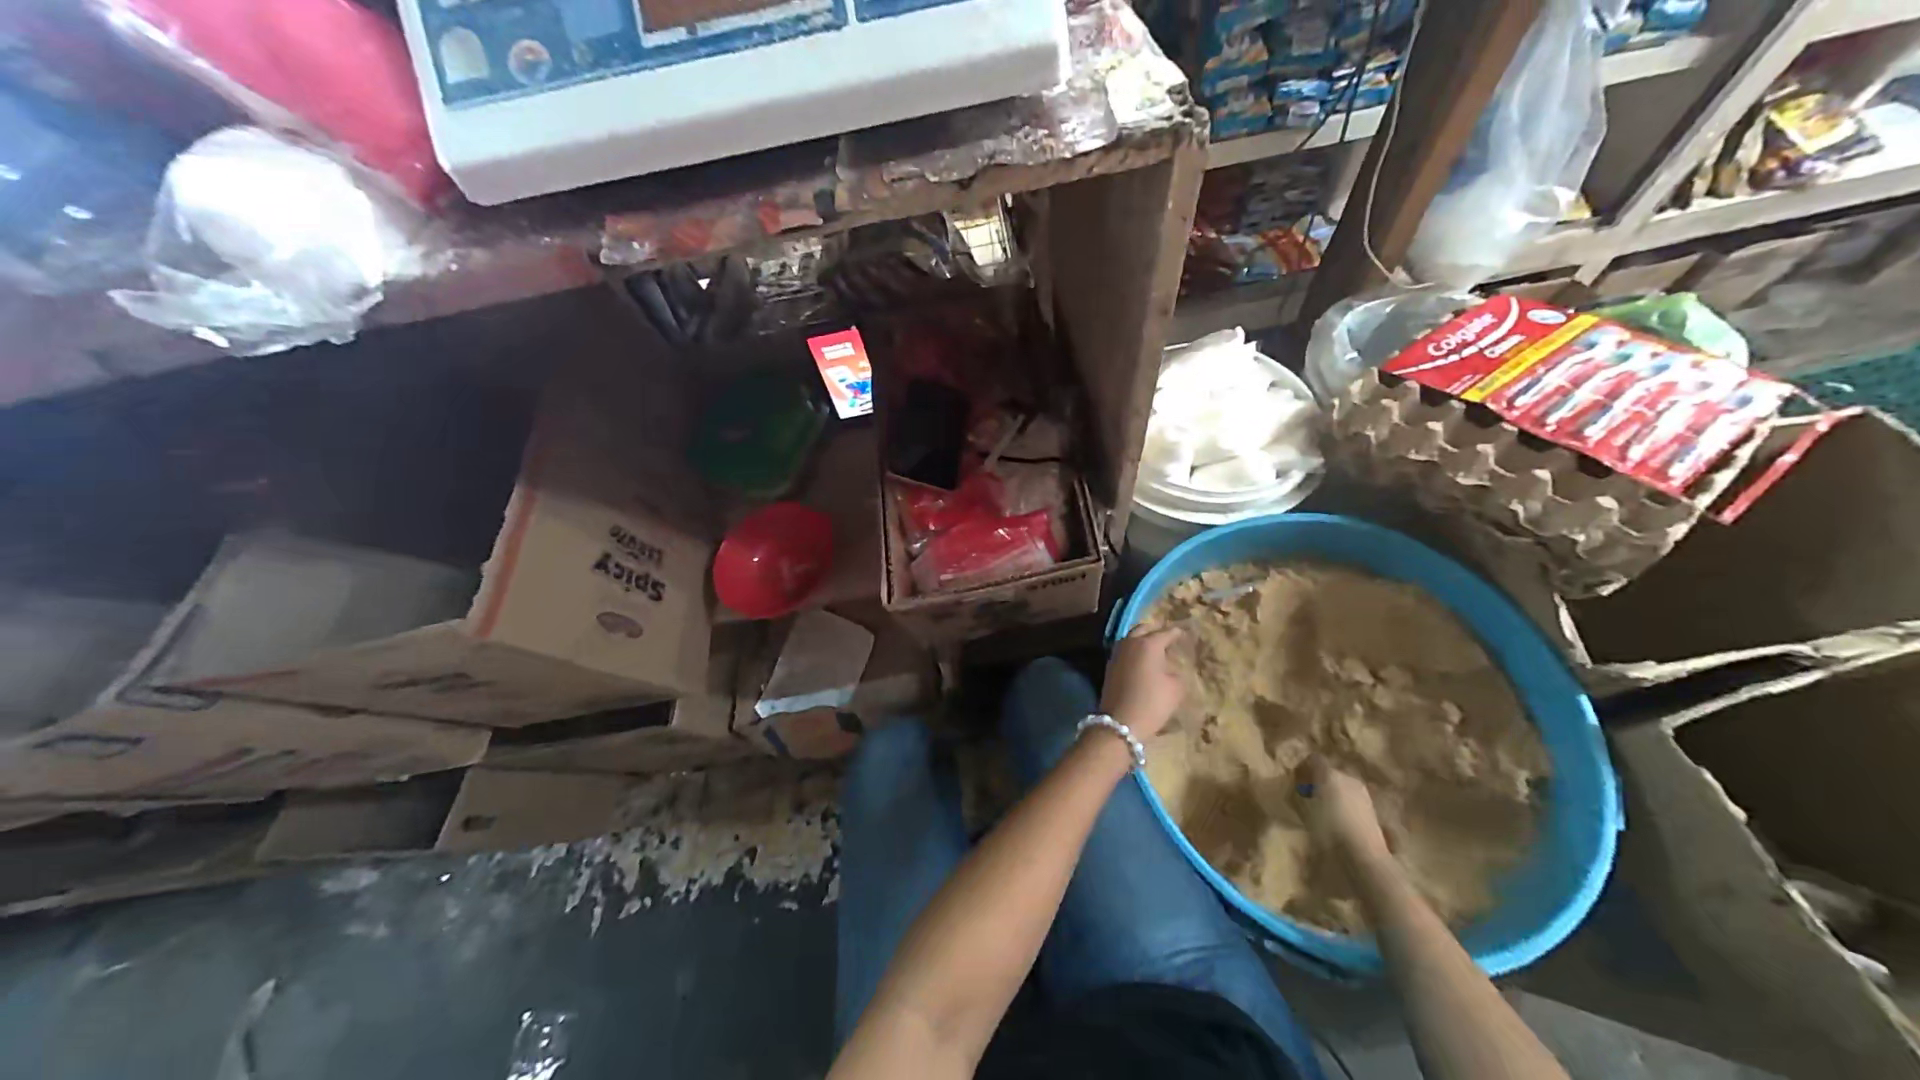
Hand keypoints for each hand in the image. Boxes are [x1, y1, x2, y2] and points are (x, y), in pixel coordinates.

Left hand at [1100, 627, 1185, 739]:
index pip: (1166, 633)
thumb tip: (1170, 667)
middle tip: (1167, 635)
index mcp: (1148, 644)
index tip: (1183, 632)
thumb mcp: (1176, 688)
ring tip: (1155, 646)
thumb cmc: (1152, 703)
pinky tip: (1142, 658)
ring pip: (1131, 638)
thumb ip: (1176, 672)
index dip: (1176, 633)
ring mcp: (1117, 653)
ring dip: (1142, 638)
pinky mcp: (1110, 665)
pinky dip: (1134, 650)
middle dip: (1156, 629)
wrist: (1120, 722)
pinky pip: (1125, 650)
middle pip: (1144, 629)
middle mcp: (1130, 643)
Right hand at [1296, 756, 1391, 866]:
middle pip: (1329, 772)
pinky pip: (1352, 798)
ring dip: (1332, 793)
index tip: (1296, 782)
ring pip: (1342, 785)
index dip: (1303, 768)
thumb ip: (1298, 795)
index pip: (1313, 759)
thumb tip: (1297, 789)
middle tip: (1308, 797)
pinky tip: (1339, 820)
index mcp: (1329, 774)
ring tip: (1324, 810)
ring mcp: (1363, 792)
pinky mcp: (1372, 808)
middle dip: (1318, 781)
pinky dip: (1344, 803)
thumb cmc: (1327, 830)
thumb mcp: (1304, 811)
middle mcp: (1348, 778)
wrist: (1363, 854)